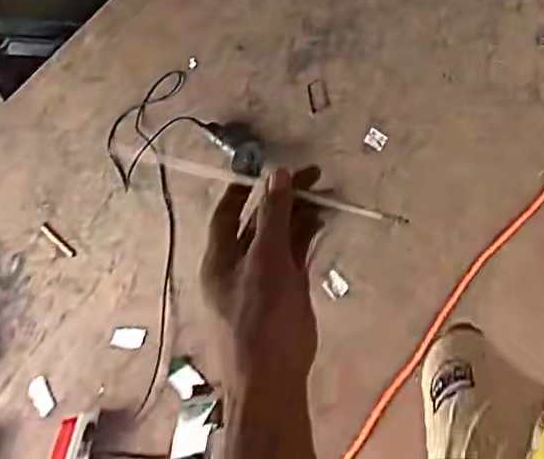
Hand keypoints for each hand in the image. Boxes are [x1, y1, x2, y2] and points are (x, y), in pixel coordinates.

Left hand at [201, 166, 324, 391]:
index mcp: (220, 258)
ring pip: (280, 234)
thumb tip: (277, 174)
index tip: (268, 166)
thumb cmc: (260, 316)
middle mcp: (238, 263)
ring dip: (299, 213)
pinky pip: (294, 251)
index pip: (226, 213)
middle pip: (259, 220)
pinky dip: (306, 234)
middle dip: (283, 197)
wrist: (273, 376)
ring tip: (323, 194)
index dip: (244, 188)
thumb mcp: (266, 259)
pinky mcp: (284, 287)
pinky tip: (321, 220)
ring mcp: (263, 276)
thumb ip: (273, 215)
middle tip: (313, 176)